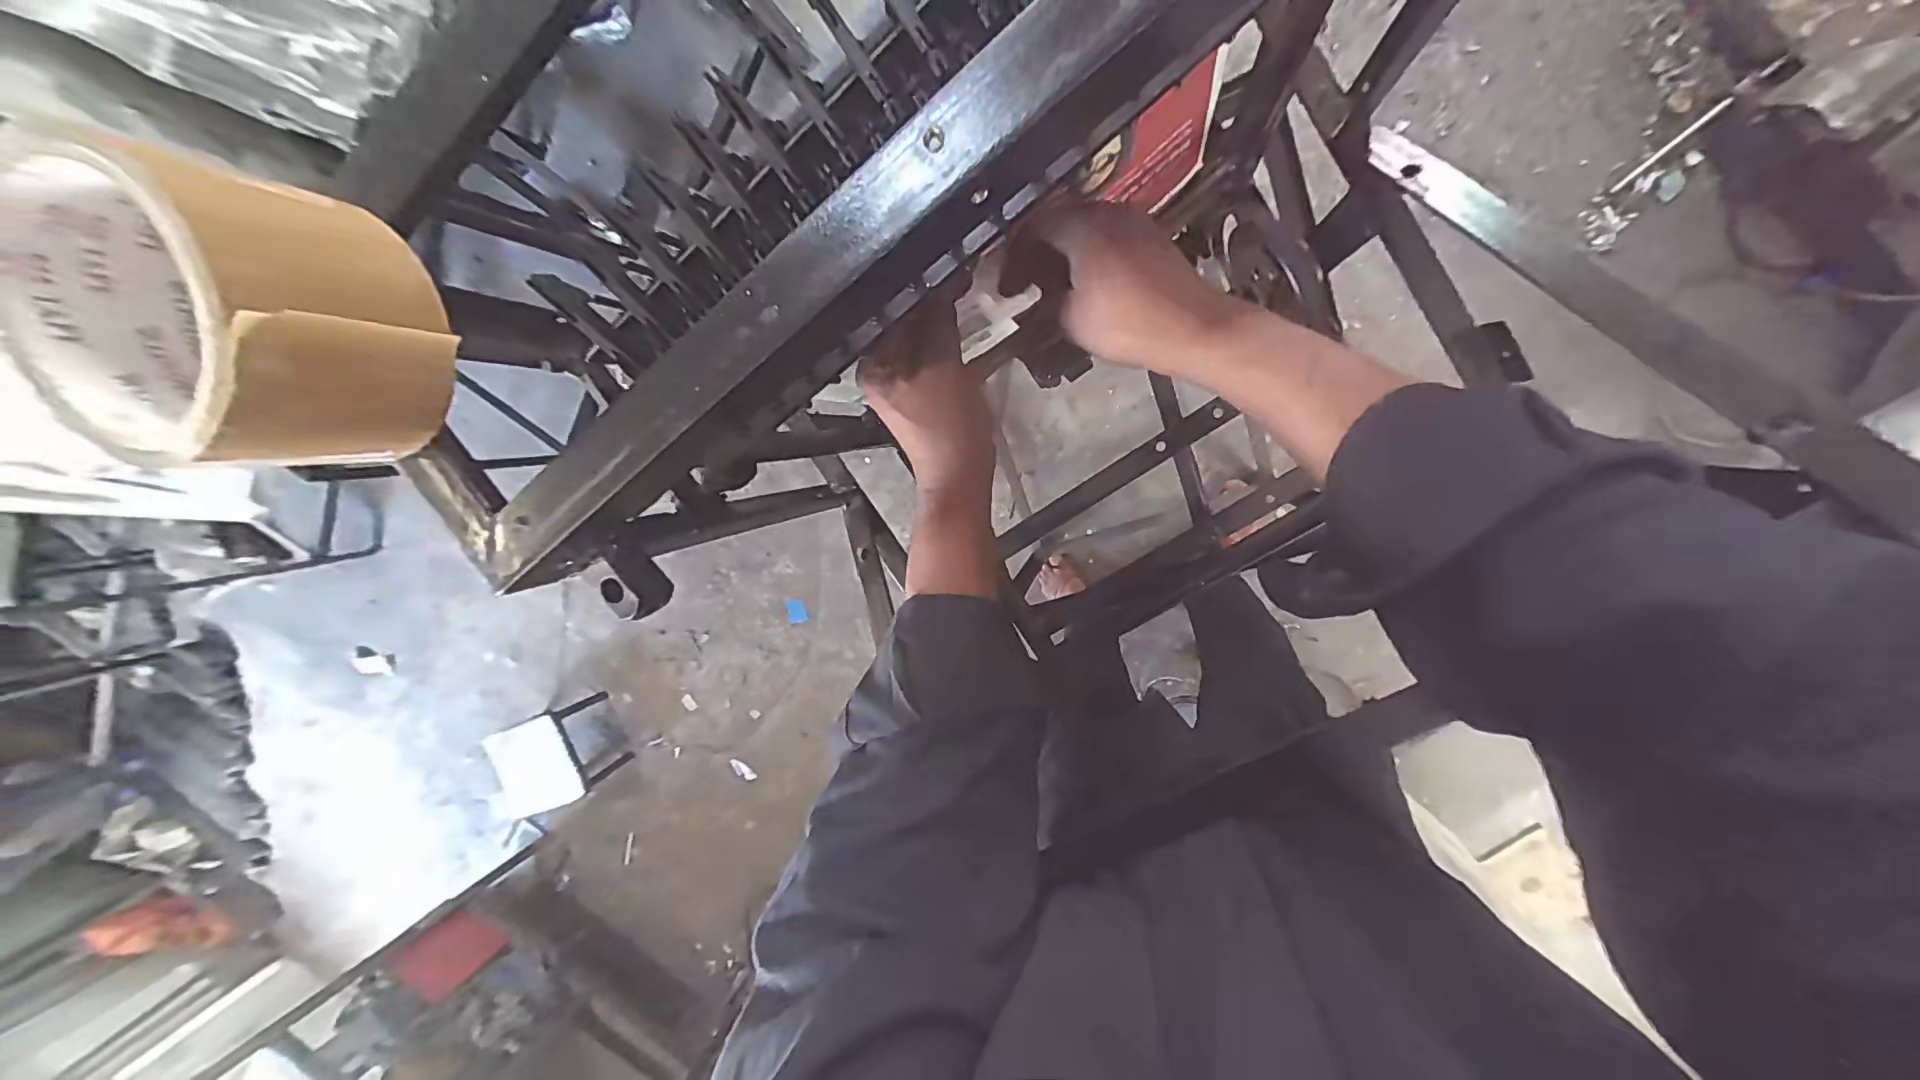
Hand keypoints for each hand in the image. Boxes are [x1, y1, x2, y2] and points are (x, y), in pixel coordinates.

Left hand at [858, 285, 993, 494]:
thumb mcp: (945, 369)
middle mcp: (874, 368)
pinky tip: (954, 325)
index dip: (922, 286)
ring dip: (935, 315)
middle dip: (928, 299)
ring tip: (959, 294)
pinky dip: (938, 337)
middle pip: (901, 320)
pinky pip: (922, 352)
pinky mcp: (911, 390)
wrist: (958, 476)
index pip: (893, 309)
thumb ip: (937, 324)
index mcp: (872, 363)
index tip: (948, 266)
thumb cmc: (951, 429)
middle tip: (958, 275)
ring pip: (913, 335)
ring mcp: (892, 380)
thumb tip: (940, 285)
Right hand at [1003, 200, 1249, 372]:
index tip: (1005, 280)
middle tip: (1024, 276)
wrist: (1192, 328)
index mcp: (1081, 228)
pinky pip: (1108, 234)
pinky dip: (1088, 251)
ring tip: (1052, 281)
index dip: (1013, 254)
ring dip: (1063, 248)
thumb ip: (1046, 299)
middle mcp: (1107, 213)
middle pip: (1058, 218)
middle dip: (1036, 246)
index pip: (1033, 227)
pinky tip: (1084, 279)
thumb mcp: (1072, 320)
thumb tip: (1038, 294)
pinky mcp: (1150, 237)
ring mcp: (1133, 222)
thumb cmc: (1130, 325)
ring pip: (1085, 224)